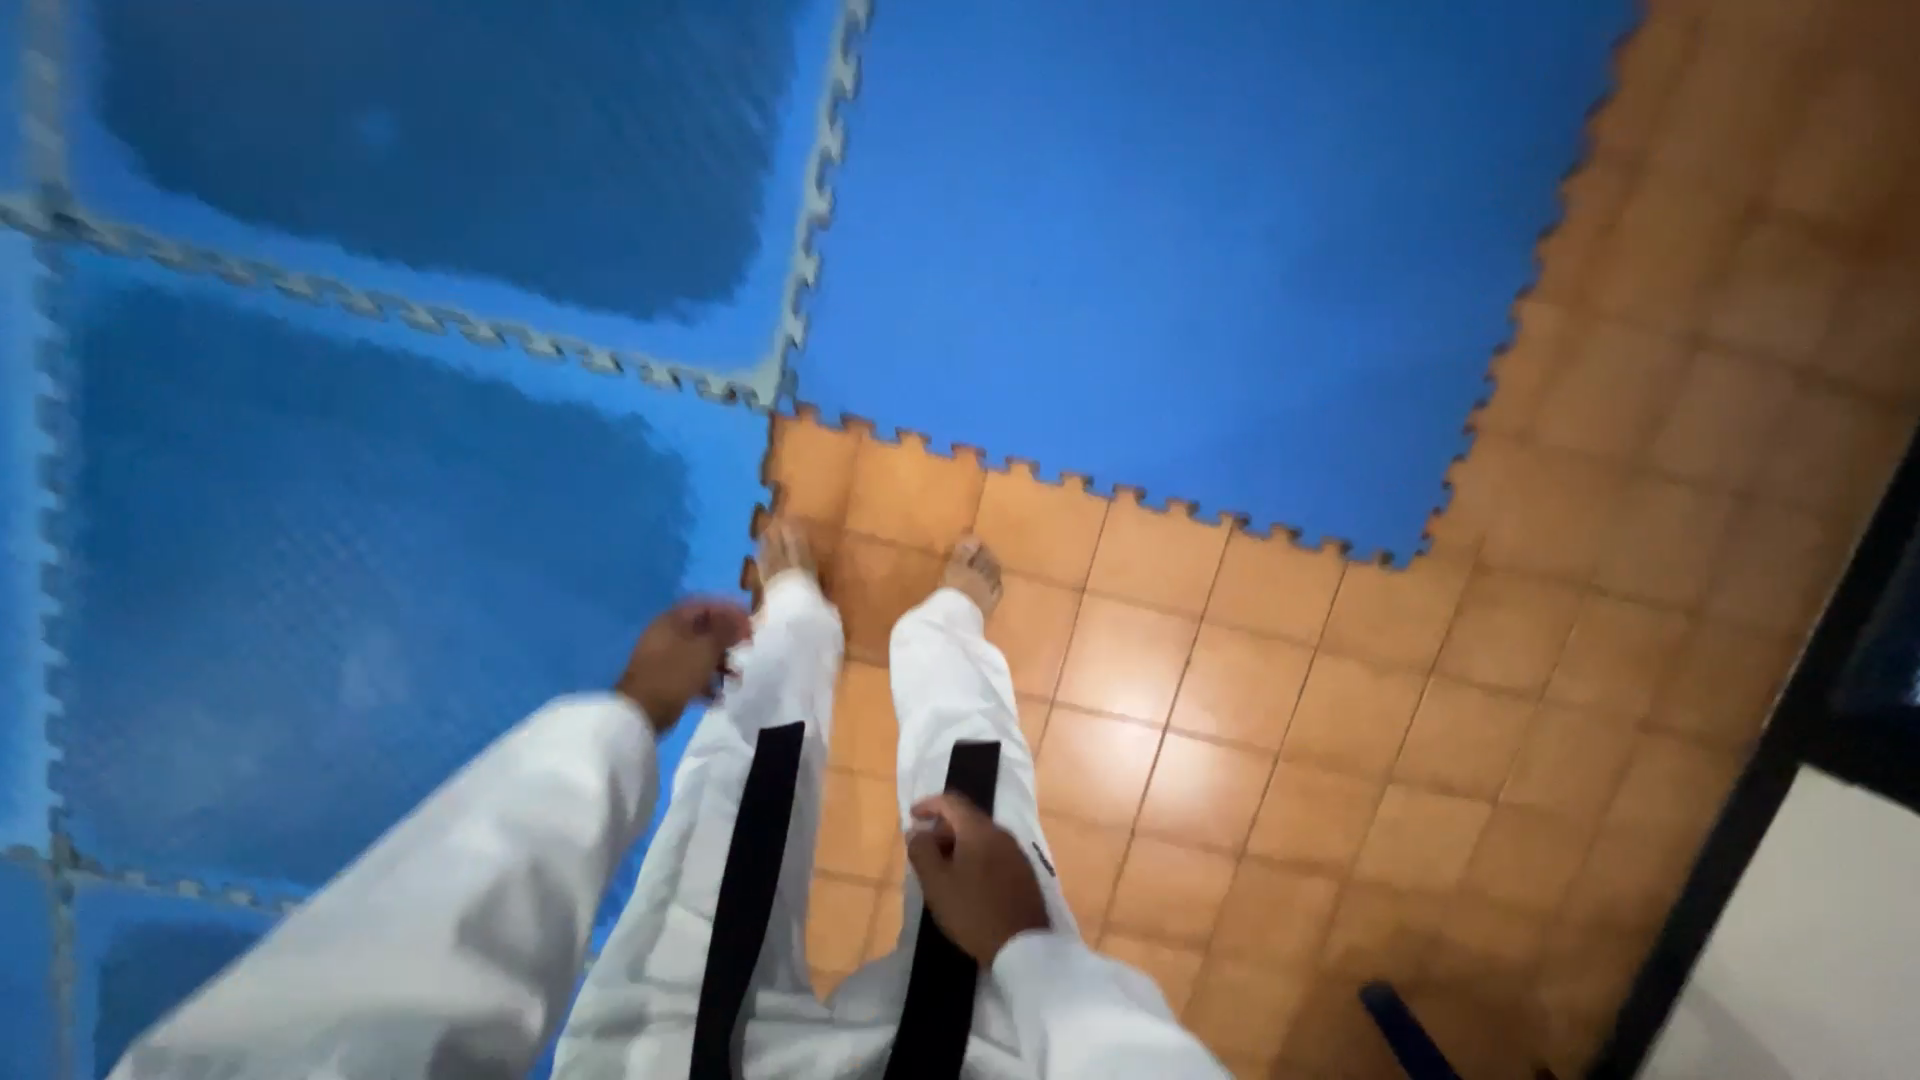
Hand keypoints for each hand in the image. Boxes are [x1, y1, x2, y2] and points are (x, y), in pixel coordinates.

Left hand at [615, 597, 752, 733]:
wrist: (642, 711)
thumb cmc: (676, 672)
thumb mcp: (706, 649)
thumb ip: (726, 632)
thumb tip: (741, 621)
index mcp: (673, 620)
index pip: (706, 606)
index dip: (730, 611)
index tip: (750, 623)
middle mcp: (667, 635)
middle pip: (705, 630)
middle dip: (728, 640)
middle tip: (747, 648)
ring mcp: (665, 658)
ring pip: (700, 654)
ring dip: (721, 664)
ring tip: (735, 678)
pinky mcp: (666, 679)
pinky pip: (693, 674)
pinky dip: (708, 681)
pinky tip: (719, 696)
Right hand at [906, 793, 1051, 964]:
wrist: (1022, 947)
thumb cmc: (972, 911)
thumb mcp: (936, 883)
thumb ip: (922, 851)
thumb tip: (916, 831)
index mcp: (979, 830)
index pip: (952, 801)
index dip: (929, 804)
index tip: (912, 817)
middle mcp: (1001, 833)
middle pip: (967, 818)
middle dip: (942, 829)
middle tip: (925, 852)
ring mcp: (1016, 852)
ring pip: (981, 837)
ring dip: (959, 845)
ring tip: (943, 871)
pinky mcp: (1024, 872)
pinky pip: (994, 853)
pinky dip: (975, 857)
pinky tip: (968, 883)